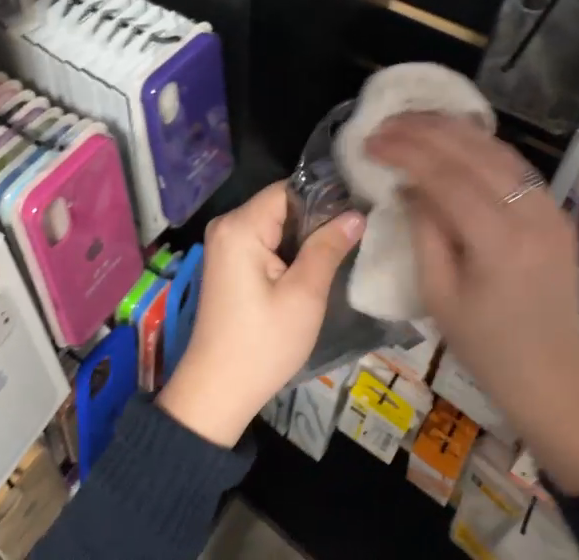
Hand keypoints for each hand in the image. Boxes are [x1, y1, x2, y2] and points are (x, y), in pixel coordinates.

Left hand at [156, 183, 363, 446]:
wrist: (219, 388)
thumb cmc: (263, 342)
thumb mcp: (304, 295)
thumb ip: (328, 248)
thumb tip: (355, 213)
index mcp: (240, 226)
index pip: (287, 190)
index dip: (323, 197)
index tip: (359, 209)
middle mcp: (226, 225)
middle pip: (280, 205)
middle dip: (316, 218)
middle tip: (357, 233)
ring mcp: (224, 245)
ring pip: (274, 225)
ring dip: (304, 237)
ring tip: (343, 248)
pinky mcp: (228, 263)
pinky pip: (263, 242)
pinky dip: (287, 250)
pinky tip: (314, 265)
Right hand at [366, 113, 578, 494]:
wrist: (554, 376)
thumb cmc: (485, 345)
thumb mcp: (437, 293)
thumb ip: (423, 231)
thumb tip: (408, 185)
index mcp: (499, 242)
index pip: (445, 177)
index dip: (404, 152)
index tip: (370, 140)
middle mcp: (531, 216)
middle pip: (473, 153)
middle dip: (424, 131)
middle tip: (384, 123)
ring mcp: (551, 211)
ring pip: (498, 150)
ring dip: (452, 130)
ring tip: (412, 121)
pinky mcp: (556, 213)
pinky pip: (515, 165)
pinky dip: (479, 144)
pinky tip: (452, 137)